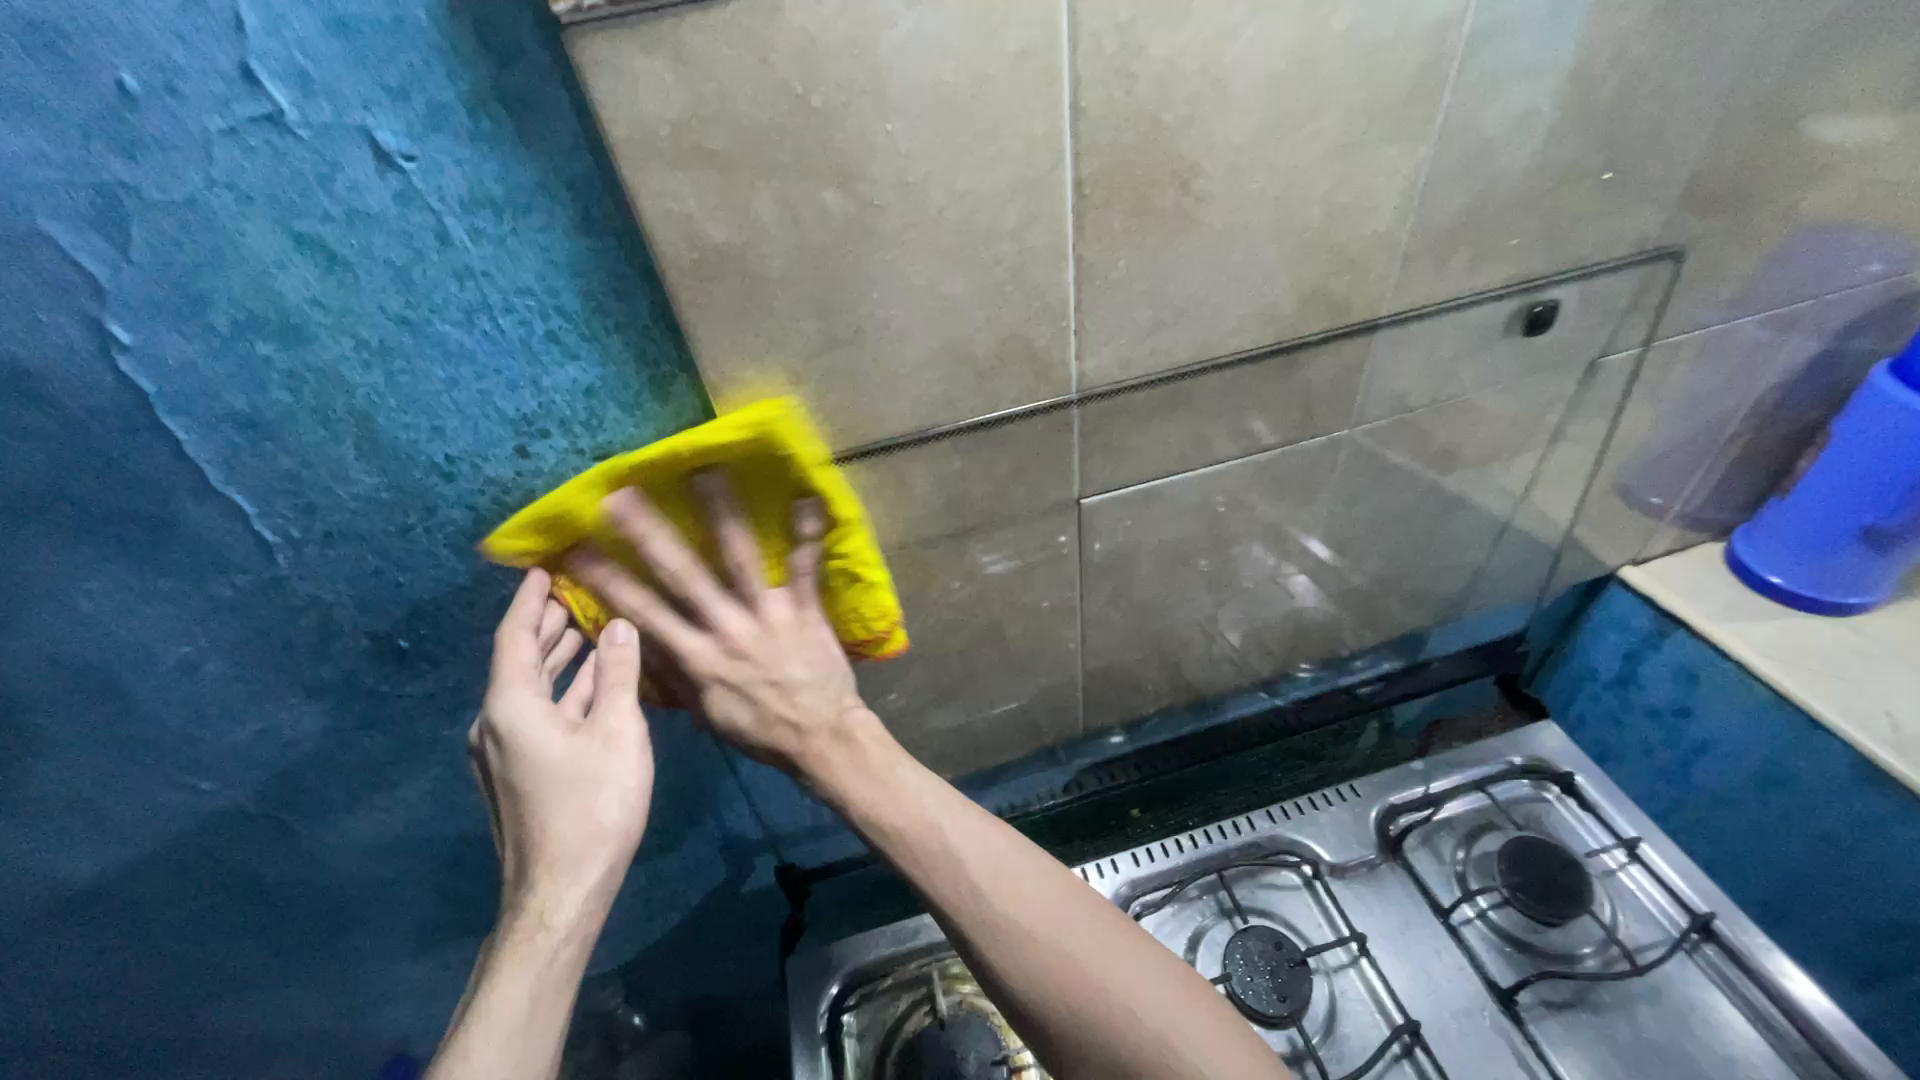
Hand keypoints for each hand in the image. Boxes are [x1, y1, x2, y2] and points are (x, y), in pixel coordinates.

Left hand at [471, 568, 653, 931]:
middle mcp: (496, 723)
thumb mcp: (617, 731)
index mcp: (511, 706)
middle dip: (547, 625)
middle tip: (576, 593)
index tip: (545, 569)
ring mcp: (506, 750)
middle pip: (520, 660)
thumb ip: (617, 673)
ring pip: (533, 689)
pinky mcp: (521, 772)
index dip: (530, 600)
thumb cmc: (593, 805)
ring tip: (588, 628)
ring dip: (558, 658)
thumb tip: (618, 625)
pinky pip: (541, 714)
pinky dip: (564, 691)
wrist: (562, 890)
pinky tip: (593, 683)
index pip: (515, 636)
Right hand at [562, 471, 879, 783]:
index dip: (606, 580)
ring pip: (740, 558)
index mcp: (696, 657)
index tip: (576, 549)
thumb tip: (640, 641)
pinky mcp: (804, 611)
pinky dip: (808, 532)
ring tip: (707, 473)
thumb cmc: (758, 728)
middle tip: (621, 496)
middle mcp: (726, 629)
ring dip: (722, 514)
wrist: (819, 738)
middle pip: (683, 575)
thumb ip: (673, 674)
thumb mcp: (704, 711)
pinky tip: (808, 497)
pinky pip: (806, 567)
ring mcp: (766, 616)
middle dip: (649, 535)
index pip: (642, 612)